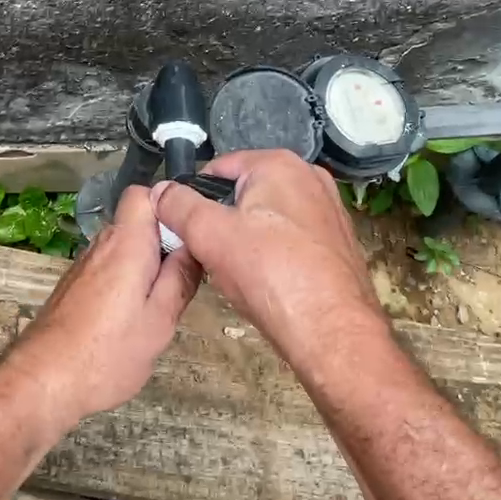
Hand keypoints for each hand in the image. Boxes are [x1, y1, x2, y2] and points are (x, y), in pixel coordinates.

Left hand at [7, 184, 203, 428]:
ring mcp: (86, 263)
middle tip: (184, 279)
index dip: (169, 206)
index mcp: (126, 242)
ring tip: (161, 303)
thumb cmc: (107, 352)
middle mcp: (103, 244)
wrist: (44, 378)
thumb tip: (195, 246)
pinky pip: (110, 266)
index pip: (143, 194)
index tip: (191, 236)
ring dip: (146, 264)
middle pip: (137, 221)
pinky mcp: (77, 283)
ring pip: (125, 246)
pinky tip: (133, 316)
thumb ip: (180, 279)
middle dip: (163, 242)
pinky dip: (126, 280)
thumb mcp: (159, 321)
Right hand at [152, 150, 385, 360]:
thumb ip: (177, 206)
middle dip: (224, 221)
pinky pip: (292, 240)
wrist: (334, 335)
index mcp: (279, 164)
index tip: (187, 229)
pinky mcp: (340, 244)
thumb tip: (160, 190)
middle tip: (212, 254)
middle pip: (244, 193)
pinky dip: (276, 256)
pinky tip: (269, 284)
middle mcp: (310, 178)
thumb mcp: (208, 234)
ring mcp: (329, 211)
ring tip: (240, 273)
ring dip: (248, 241)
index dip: (195, 198)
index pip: (218, 168)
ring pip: (268, 219)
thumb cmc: (271, 274)